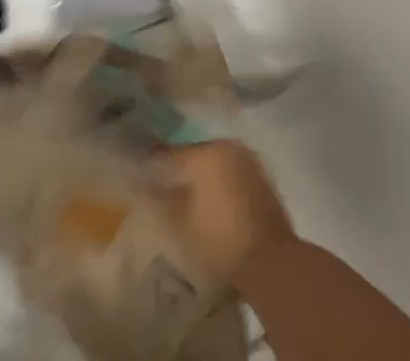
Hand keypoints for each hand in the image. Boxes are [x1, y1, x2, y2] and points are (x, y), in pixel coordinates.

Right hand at [153, 140, 295, 286]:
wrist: (271, 261)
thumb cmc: (220, 238)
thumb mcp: (180, 221)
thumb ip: (159, 195)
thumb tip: (141, 180)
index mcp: (207, 153)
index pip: (170, 152)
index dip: (152, 164)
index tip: (139, 174)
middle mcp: (229, 148)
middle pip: (194, 154)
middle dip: (178, 168)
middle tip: (162, 186)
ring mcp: (249, 161)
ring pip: (214, 162)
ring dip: (200, 174)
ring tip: (186, 195)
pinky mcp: (262, 177)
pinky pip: (231, 171)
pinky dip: (219, 180)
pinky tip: (211, 200)